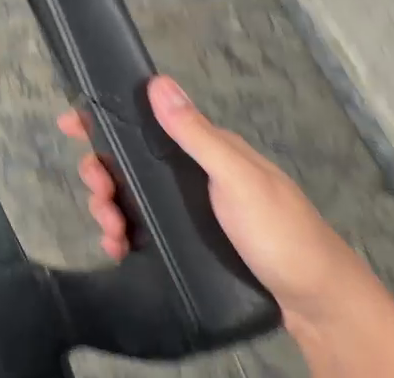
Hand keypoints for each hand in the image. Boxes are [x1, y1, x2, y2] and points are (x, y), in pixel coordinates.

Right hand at [62, 78, 393, 377]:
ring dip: (108, 209)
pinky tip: (118, 248)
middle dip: (101, 176)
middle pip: (127, 163)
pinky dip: (122, 236)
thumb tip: (158, 82)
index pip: (144, 122)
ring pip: (130, 197)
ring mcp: (191, 210)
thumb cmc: (284, 237)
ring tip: (111, 232)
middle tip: (98, 199)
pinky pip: (141, 229)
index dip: (103, 121)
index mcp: (207, 151)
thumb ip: (198, 135)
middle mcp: (194, 175)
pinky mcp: (189, 241)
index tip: (69, 126)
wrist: (324, 310)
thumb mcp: (240, 181)